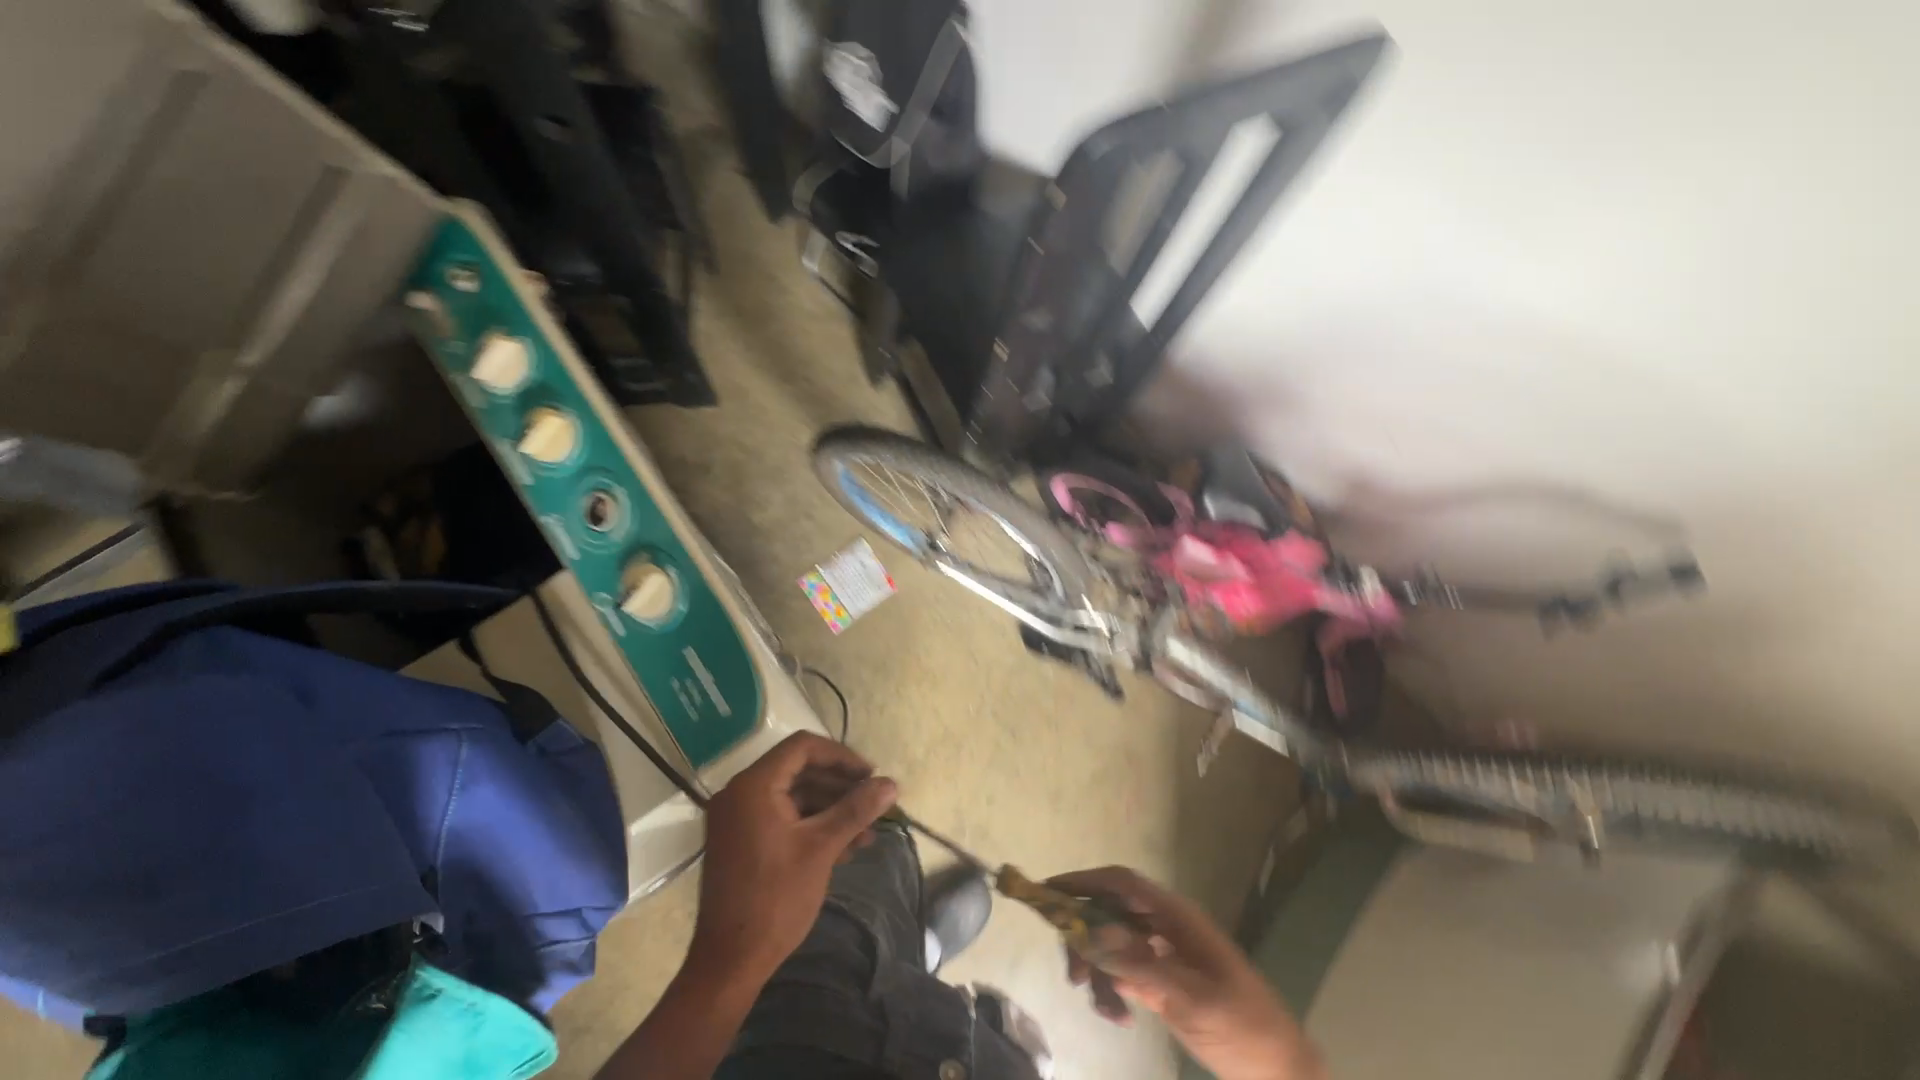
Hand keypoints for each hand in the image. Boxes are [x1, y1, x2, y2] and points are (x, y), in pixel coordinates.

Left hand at [689, 732, 897, 982]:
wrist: (730, 960)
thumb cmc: (775, 898)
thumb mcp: (821, 849)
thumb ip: (856, 810)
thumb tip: (891, 784)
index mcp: (753, 786)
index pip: (802, 747)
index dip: (841, 757)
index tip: (872, 776)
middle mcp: (740, 794)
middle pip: (799, 771)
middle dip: (841, 787)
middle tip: (875, 804)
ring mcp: (738, 819)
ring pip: (794, 798)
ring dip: (831, 810)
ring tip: (868, 833)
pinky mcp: (742, 842)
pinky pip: (783, 819)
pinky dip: (813, 826)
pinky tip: (845, 847)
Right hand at [1048, 867, 1322, 1079]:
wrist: (1277, 1068)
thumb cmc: (1241, 1025)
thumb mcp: (1190, 997)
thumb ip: (1140, 964)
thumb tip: (1091, 931)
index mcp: (1177, 918)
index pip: (1123, 884)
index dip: (1085, 881)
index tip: (1048, 892)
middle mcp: (1166, 928)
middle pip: (1110, 913)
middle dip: (1086, 938)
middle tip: (1075, 975)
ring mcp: (1163, 955)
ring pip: (1111, 945)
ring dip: (1098, 971)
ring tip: (1104, 1008)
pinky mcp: (1161, 980)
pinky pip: (1122, 972)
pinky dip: (1112, 990)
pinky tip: (1119, 1017)